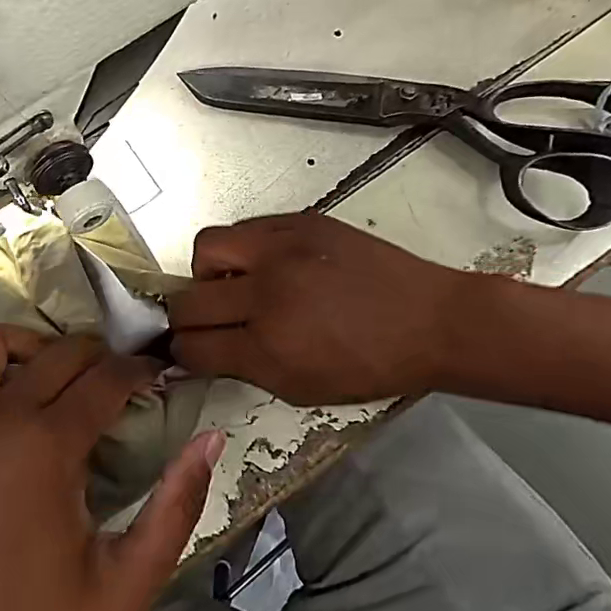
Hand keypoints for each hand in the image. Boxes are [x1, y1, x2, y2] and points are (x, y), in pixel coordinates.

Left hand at [0, 325, 222, 610]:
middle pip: (58, 353)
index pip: (107, 378)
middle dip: (102, 358)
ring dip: (30, 347)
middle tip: (126, 386)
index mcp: (47, 447)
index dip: (143, 372)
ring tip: (58, 380)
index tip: (163, 379)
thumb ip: (179, 504)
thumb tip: (211, 439)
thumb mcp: (131, 581)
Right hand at [168, 213, 476, 404]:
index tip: (185, 352)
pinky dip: (244, 250)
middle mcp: (268, 293)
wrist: (430, 320)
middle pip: (188, 301)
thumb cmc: (373, 365)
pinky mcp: (302, 222)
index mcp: (269, 346)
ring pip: (207, 247)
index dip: (180, 354)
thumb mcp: (303, 389)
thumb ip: (248, 370)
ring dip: (207, 273)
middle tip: (204, 323)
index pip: (193, 347)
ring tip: (234, 285)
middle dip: (184, 319)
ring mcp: (284, 249)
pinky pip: (248, 227)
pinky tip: (268, 265)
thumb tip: (209, 355)